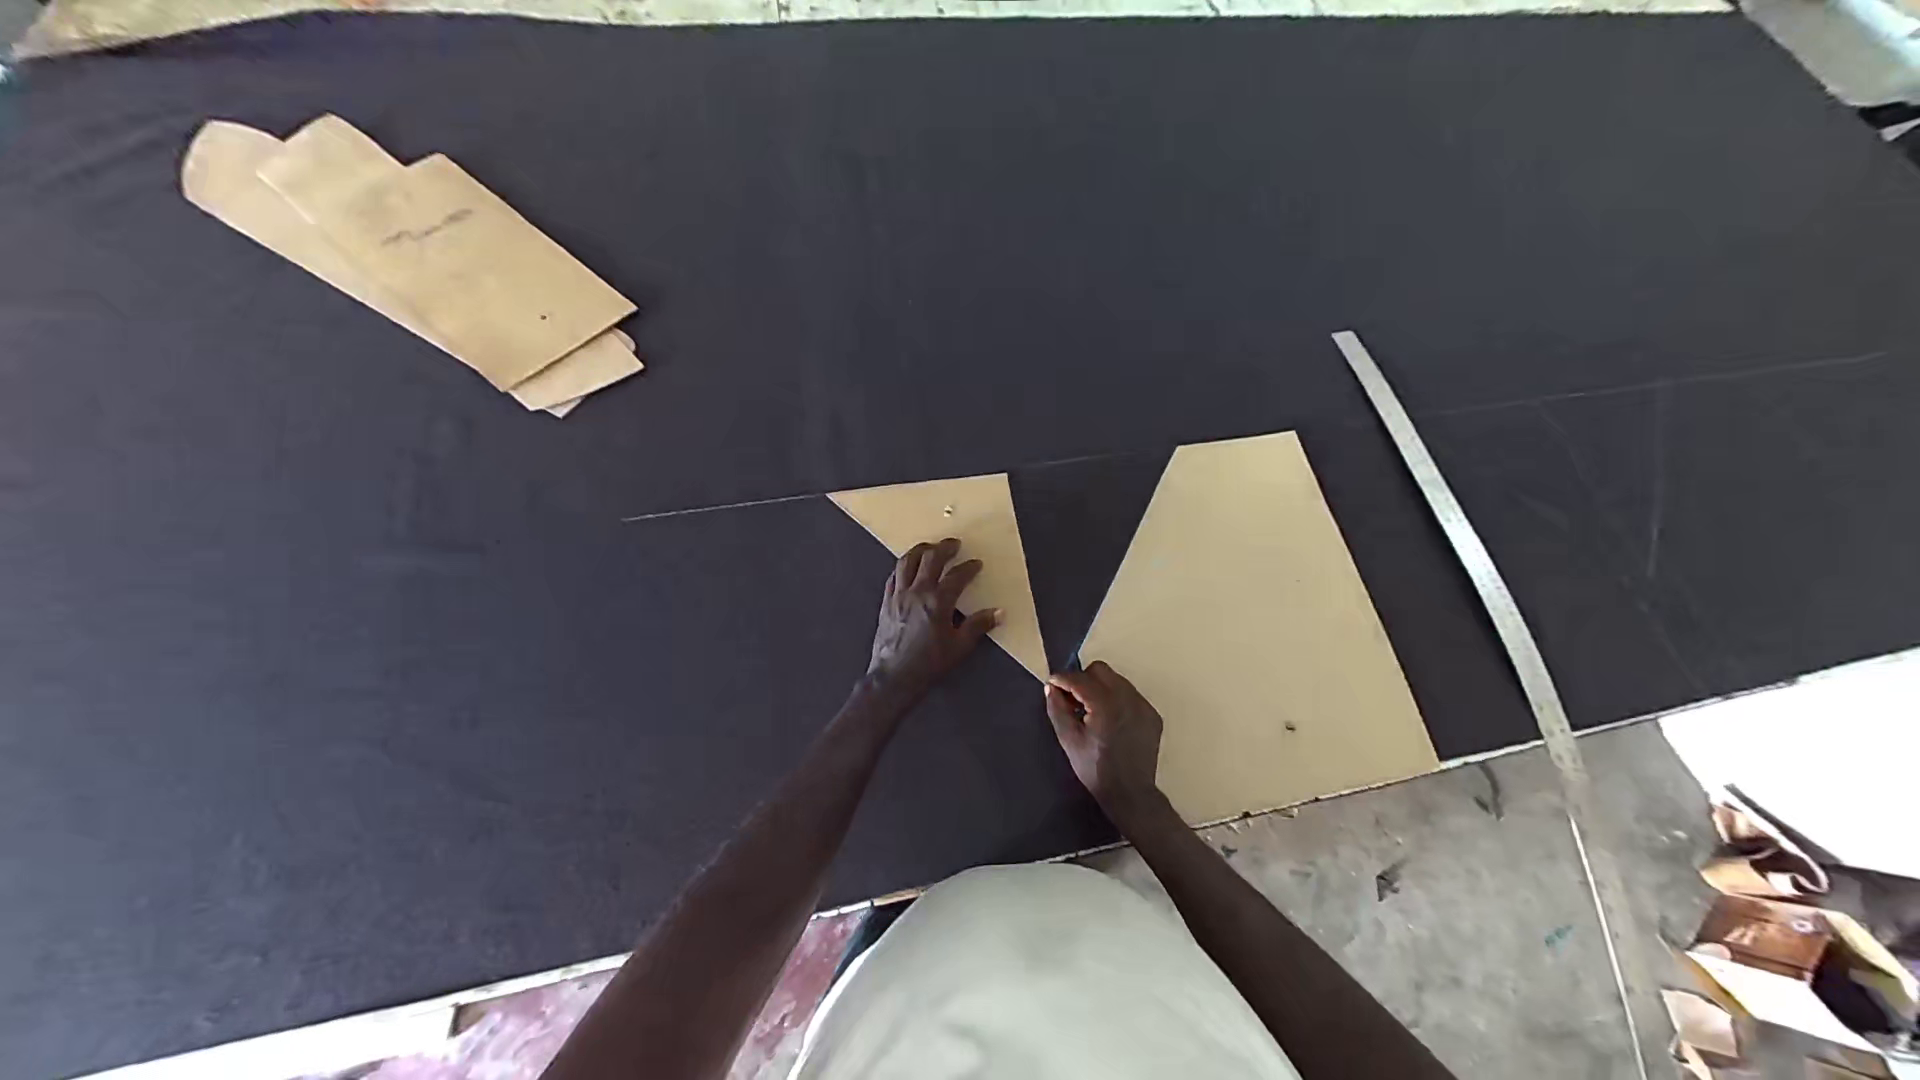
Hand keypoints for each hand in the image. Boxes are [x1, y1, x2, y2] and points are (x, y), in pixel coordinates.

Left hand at [865, 538, 999, 701]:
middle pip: (930, 559)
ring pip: (907, 562)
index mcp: (938, 601)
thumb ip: (978, 625)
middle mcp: (917, 592)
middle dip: (944, 548)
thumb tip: (997, 613)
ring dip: (920, 551)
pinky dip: (902, 568)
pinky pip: (893, 577)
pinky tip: (907, 568)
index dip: (968, 567)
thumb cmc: (928, 664)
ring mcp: (898, 595)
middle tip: (953, 544)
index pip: (957, 576)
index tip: (976, 564)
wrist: (895, 677)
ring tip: (929, 547)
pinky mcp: (886, 602)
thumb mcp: (960, 646)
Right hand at [1045, 661, 1165, 821]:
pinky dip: (1117, 699)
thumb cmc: (1095, 769)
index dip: (1062, 679)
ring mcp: (1143, 705)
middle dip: (1083, 679)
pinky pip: (1130, 694)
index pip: (1080, 679)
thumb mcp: (1069, 740)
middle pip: (1101, 670)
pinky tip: (1110, 720)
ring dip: (1100, 688)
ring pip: (1116, 680)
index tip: (1052, 684)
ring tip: (1092, 711)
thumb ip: (1057, 709)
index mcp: (1105, 705)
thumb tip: (1051, 688)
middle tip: (1073, 700)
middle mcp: (1128, 698)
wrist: (1130, 793)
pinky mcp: (1152, 714)